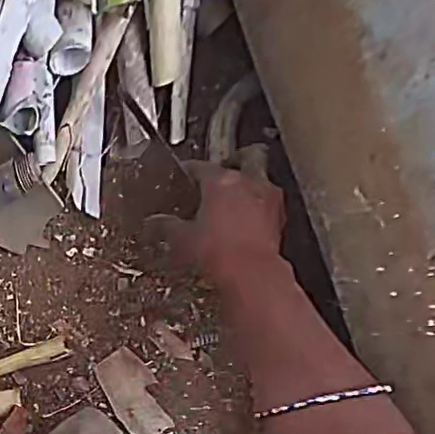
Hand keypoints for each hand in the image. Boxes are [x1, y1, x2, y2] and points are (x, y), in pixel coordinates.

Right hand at [166, 163, 286, 286]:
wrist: (250, 273)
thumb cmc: (217, 251)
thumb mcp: (181, 239)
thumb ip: (167, 226)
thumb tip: (155, 222)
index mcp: (220, 181)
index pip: (201, 166)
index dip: (188, 170)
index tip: (183, 174)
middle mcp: (248, 182)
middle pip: (241, 160)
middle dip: (231, 164)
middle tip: (219, 178)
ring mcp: (267, 198)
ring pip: (258, 181)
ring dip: (245, 188)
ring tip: (231, 203)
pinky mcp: (278, 218)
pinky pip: (265, 205)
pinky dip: (255, 209)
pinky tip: (244, 224)